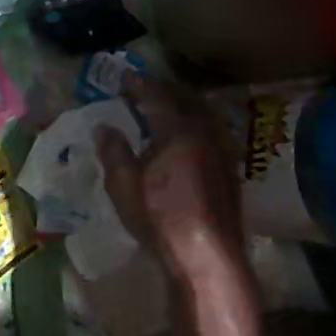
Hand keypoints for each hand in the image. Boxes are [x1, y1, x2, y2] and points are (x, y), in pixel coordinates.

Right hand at [94, 75, 240, 268]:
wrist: (207, 256)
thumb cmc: (159, 217)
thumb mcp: (122, 185)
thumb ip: (113, 151)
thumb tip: (106, 127)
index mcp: (177, 131)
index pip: (157, 96)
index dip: (139, 84)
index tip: (124, 79)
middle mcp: (205, 133)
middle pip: (187, 99)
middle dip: (165, 90)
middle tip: (144, 89)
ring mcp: (223, 151)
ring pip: (204, 114)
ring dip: (184, 105)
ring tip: (164, 109)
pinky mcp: (230, 170)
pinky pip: (213, 130)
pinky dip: (196, 122)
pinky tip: (184, 136)